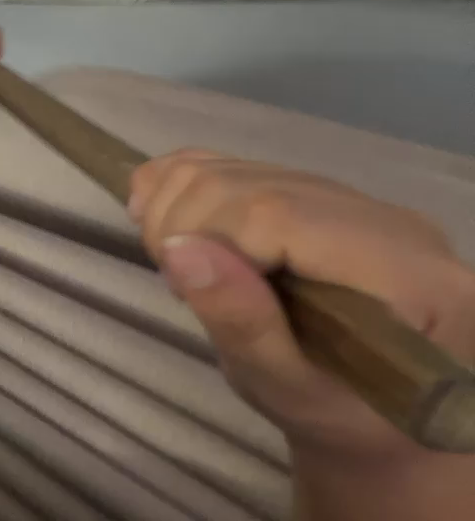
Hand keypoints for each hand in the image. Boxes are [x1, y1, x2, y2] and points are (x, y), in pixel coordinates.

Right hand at [131, 150, 474, 459]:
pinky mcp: (307, 190)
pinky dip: (172, 187)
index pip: (276, 213)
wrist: (376, 408)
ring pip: (220, 168)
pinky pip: (220, 162)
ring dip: (170, 210)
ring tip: (184, 267)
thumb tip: (178, 249)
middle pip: (241, 184)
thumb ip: (242, 322)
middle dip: (180, 226)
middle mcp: (385, 219)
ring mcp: (346, 198)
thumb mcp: (289, 390)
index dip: (207, 236)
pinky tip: (171, 228)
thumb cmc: (343, 413)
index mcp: (406, 274)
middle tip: (179, 286)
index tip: (183, 289)